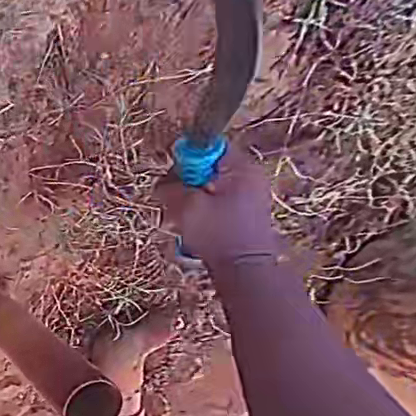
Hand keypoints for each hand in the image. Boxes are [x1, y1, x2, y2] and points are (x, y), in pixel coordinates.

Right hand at [154, 143, 281, 269]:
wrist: (244, 269)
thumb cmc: (217, 233)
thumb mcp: (185, 205)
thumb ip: (170, 185)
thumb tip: (164, 182)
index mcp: (240, 167)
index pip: (207, 146)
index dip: (186, 160)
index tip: (175, 180)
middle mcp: (250, 175)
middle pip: (206, 166)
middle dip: (187, 182)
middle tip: (178, 201)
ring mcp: (250, 194)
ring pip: (209, 185)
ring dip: (192, 198)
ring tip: (186, 217)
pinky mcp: (246, 211)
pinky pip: (216, 200)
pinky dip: (203, 209)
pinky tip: (197, 226)